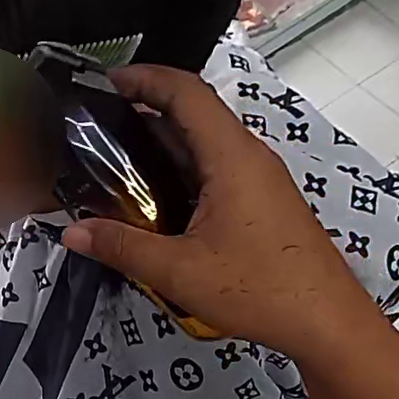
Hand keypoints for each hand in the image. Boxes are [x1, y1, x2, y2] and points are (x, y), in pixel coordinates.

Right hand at [60, 65, 378, 360]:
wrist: (324, 320)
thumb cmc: (260, 290)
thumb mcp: (179, 271)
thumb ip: (122, 247)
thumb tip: (74, 233)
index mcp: (231, 158)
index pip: (186, 92)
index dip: (144, 78)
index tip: (107, 82)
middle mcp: (248, 158)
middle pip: (193, 116)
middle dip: (145, 115)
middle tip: (100, 133)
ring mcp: (259, 180)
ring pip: (204, 148)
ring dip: (163, 150)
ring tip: (118, 169)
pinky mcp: (262, 203)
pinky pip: (217, 173)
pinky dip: (183, 176)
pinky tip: (157, 206)